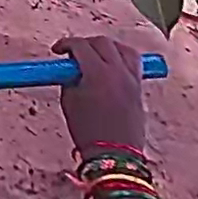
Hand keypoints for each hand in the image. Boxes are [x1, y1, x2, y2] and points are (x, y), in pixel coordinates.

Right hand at [50, 36, 148, 152]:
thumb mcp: (69, 98)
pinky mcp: (139, 90)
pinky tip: (110, 68)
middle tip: (73, 53)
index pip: (81, 45)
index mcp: (98, 73)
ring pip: (123, 50)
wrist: (115, 155)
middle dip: (86, 43)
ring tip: (96, 56)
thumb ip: (70, 76)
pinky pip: (133, 65)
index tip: (57, 51)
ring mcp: (133, 81)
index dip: (65, 44)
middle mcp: (118, 72)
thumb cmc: (86, 128)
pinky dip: (121, 60)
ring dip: (107, 48)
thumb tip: (72, 66)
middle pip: (103, 43)